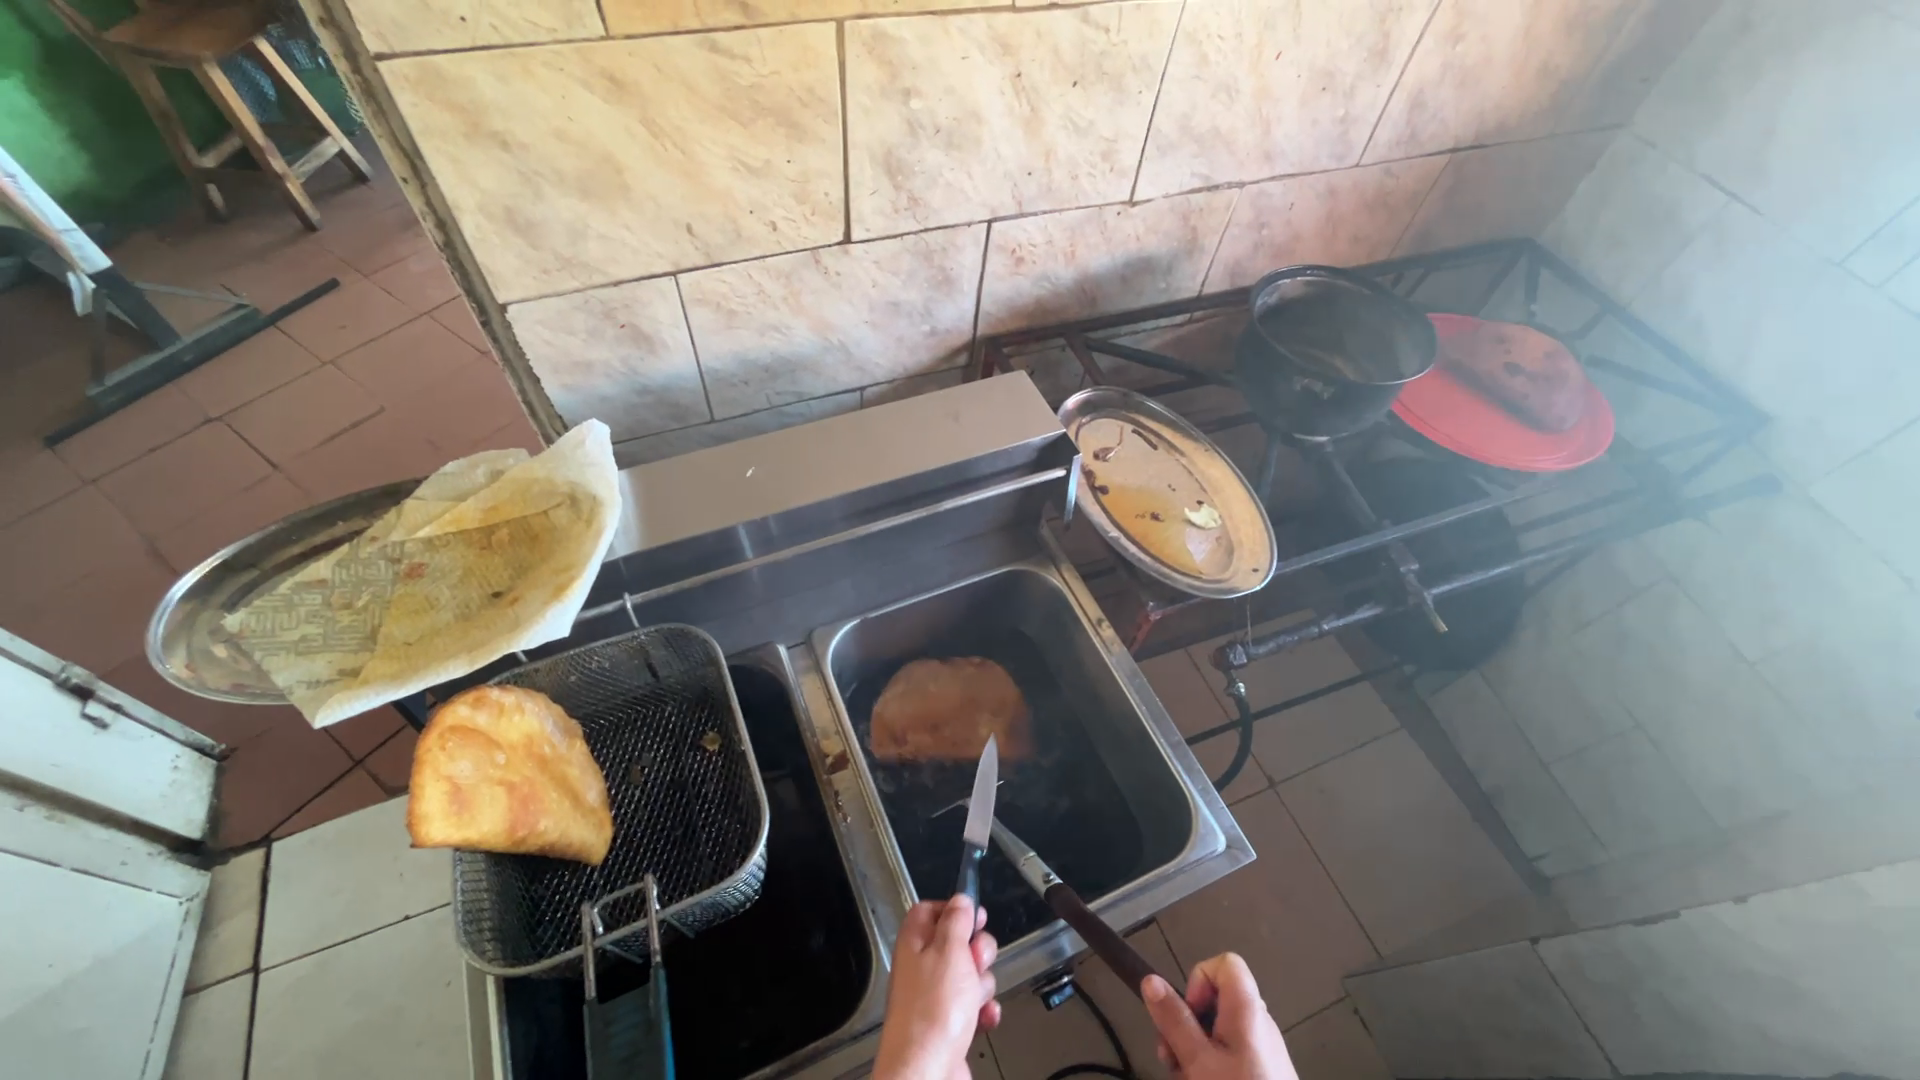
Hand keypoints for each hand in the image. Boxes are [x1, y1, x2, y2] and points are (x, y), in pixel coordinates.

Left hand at [874, 895, 1000, 1079]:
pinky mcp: (949, 1023)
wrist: (927, 1072)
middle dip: (977, 952)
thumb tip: (961, 900)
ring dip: (982, 985)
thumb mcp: (950, 951)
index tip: (976, 918)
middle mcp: (921, 967)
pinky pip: (974, 1006)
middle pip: (957, 943)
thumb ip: (957, 920)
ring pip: (970, 976)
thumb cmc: (933, 1012)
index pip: (931, 909)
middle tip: (975, 963)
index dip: (955, 910)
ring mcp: (935, 997)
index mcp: (914, 942)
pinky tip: (983, 1019)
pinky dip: (983, 1011)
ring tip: (974, 999)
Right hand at [1143, 953, 1296, 1079]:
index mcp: (1247, 1008)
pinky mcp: (1263, 1071)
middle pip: (1215, 999)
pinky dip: (1210, 1064)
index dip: (1199, 980)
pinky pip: (1230, 1052)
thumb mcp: (1197, 1061)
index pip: (1225, 964)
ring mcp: (1263, 1048)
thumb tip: (1150, 980)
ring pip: (1218, 1030)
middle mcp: (1259, 1021)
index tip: (1188, 1014)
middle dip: (1186, 1024)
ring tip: (1184, 1077)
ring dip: (1193, 1049)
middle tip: (1171, 1056)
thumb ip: (1173, 1019)